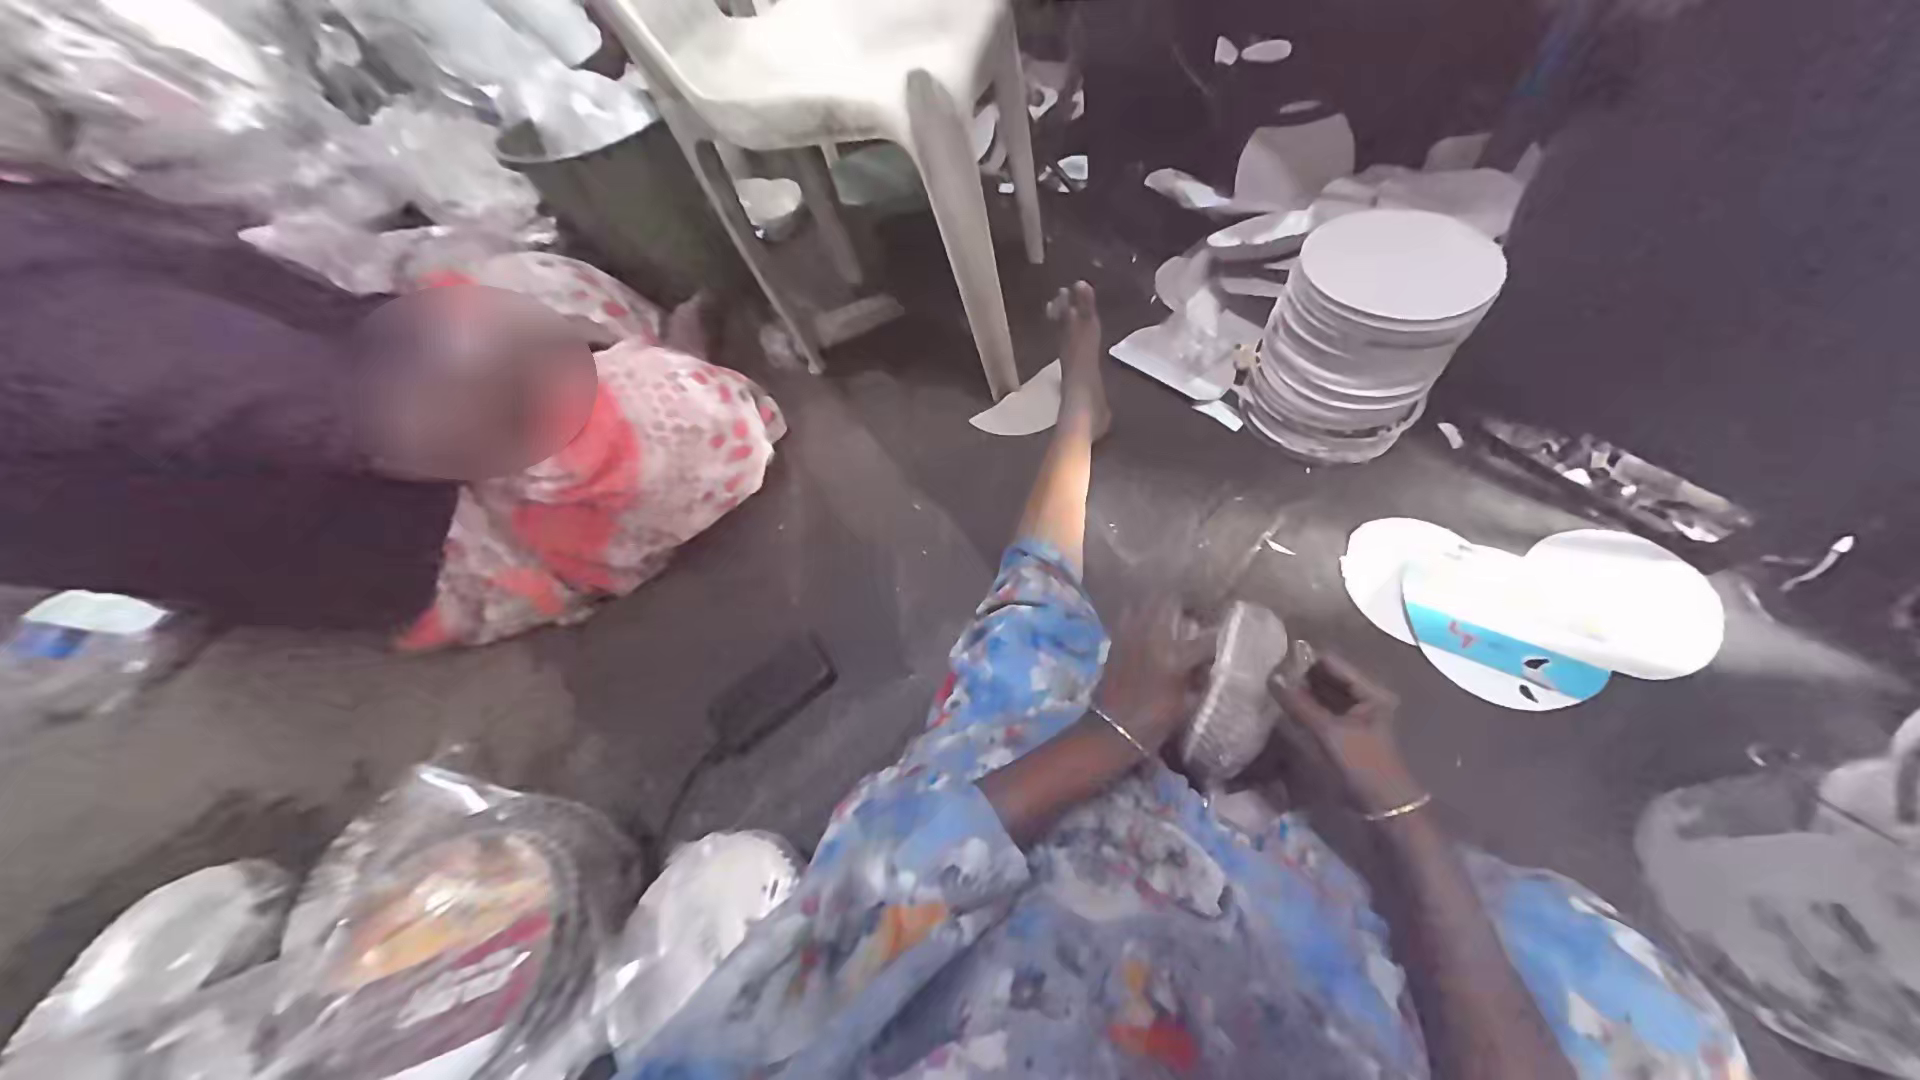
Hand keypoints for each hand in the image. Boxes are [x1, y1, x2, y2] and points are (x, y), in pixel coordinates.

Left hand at [1092, 596, 1215, 753]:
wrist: (1112, 728)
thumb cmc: (1154, 721)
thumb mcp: (1187, 704)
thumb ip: (1201, 680)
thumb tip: (1212, 666)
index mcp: (1175, 657)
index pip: (1207, 638)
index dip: (1220, 635)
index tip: (1227, 632)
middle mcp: (1152, 637)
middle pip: (1170, 601)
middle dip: (1185, 604)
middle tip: (1194, 613)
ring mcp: (1130, 634)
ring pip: (1146, 601)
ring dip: (1159, 603)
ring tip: (1169, 612)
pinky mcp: (1115, 638)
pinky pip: (1128, 614)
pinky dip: (1139, 612)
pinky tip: (1147, 622)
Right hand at [1268, 647, 1424, 814]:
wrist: (1384, 806)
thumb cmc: (1362, 764)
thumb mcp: (1329, 732)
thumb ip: (1299, 703)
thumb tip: (1272, 677)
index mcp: (1370, 691)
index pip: (1331, 662)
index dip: (1303, 660)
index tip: (1273, 660)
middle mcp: (1364, 697)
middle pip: (1326, 676)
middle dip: (1299, 675)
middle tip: (1268, 673)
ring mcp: (1355, 714)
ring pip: (1322, 693)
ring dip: (1300, 690)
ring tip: (1271, 685)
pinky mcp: (1345, 729)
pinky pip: (1321, 708)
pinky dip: (1304, 705)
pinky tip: (1283, 704)